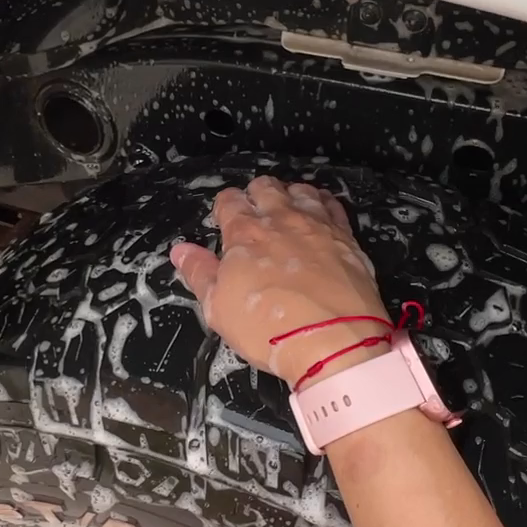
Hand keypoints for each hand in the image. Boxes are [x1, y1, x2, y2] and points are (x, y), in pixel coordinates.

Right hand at [170, 177, 391, 387]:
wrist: (332, 339)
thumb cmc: (266, 327)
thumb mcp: (218, 307)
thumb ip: (199, 273)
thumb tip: (180, 250)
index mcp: (244, 232)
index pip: (229, 201)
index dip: (224, 207)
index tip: (224, 221)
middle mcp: (280, 218)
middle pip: (265, 187)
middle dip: (256, 195)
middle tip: (255, 215)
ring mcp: (316, 224)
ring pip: (300, 191)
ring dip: (289, 196)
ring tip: (287, 213)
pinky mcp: (346, 236)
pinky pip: (332, 205)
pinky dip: (322, 203)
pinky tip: (320, 214)